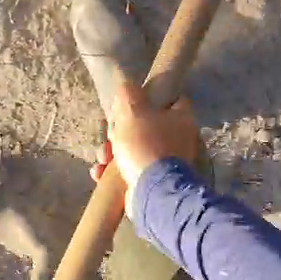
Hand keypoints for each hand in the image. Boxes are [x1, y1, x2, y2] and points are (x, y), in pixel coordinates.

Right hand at [91, 81, 200, 212]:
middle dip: (119, 131)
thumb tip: (127, 86)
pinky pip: (128, 170)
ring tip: (102, 159)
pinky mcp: (151, 182)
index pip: (170, 98)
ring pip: (132, 149)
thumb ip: (128, 93)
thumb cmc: (145, 146)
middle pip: (144, 125)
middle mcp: (177, 139)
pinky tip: (100, 174)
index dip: (148, 97)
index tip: (129, 104)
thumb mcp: (133, 111)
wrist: (151, 193)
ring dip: (111, 153)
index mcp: (181, 118)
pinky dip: (112, 172)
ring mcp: (165, 163)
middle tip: (110, 136)